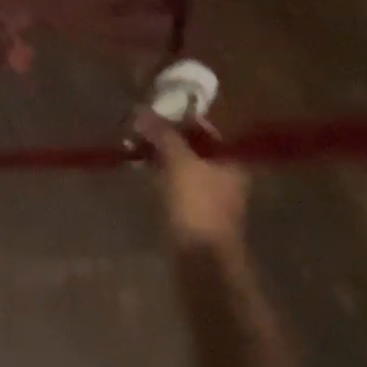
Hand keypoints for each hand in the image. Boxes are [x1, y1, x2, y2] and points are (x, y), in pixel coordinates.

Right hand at [136, 113, 249, 252]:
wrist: (201, 256)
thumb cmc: (196, 205)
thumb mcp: (179, 164)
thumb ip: (163, 135)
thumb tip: (142, 110)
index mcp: (232, 157)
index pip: (206, 128)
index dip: (179, 118)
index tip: (152, 113)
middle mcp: (226, 171)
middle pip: (194, 145)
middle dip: (166, 137)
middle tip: (137, 129)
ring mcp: (210, 192)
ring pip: (183, 164)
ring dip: (160, 155)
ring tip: (134, 147)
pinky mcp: (194, 208)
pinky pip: (176, 181)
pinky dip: (160, 174)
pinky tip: (142, 171)